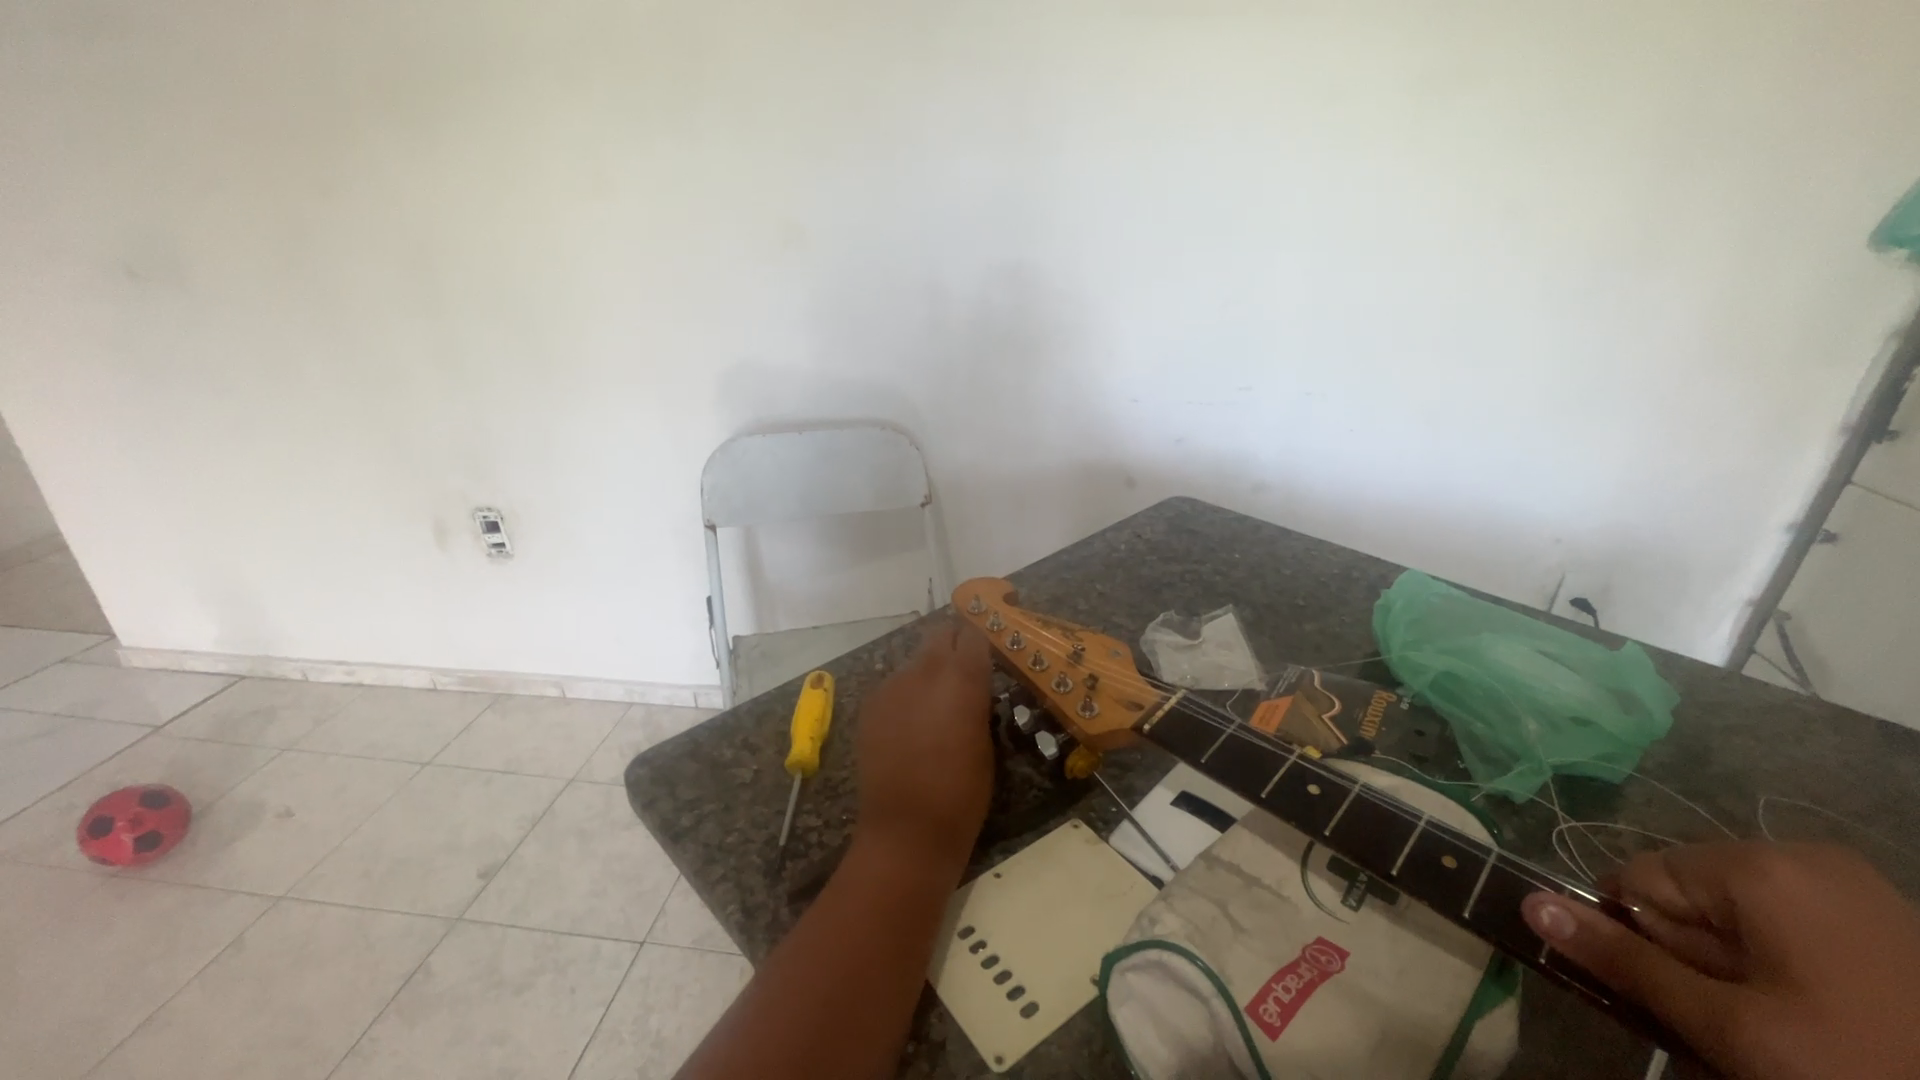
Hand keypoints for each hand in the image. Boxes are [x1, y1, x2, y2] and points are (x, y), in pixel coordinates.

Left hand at [853, 620, 994, 864]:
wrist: (906, 829)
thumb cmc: (962, 793)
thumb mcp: (986, 744)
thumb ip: (978, 704)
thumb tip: (974, 688)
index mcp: (962, 678)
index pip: (974, 633)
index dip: (982, 639)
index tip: (989, 650)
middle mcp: (924, 671)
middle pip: (940, 634)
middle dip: (953, 644)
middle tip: (964, 669)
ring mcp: (892, 685)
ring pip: (915, 660)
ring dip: (928, 671)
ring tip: (936, 703)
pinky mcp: (870, 704)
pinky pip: (894, 685)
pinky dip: (906, 694)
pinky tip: (910, 725)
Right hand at [1523, 841, 1919, 1079]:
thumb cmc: (1854, 1066)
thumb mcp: (1728, 1027)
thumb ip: (1624, 960)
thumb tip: (1528, 904)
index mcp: (1758, 866)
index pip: (1636, 881)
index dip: (1641, 941)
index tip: (1687, 1002)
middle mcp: (1799, 855)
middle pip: (1687, 898)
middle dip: (1696, 962)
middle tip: (1743, 1028)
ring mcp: (1849, 884)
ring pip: (1734, 919)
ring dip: (1734, 974)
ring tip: (1782, 1030)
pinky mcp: (1879, 915)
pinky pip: (1786, 927)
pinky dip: (1780, 973)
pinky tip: (1818, 1020)